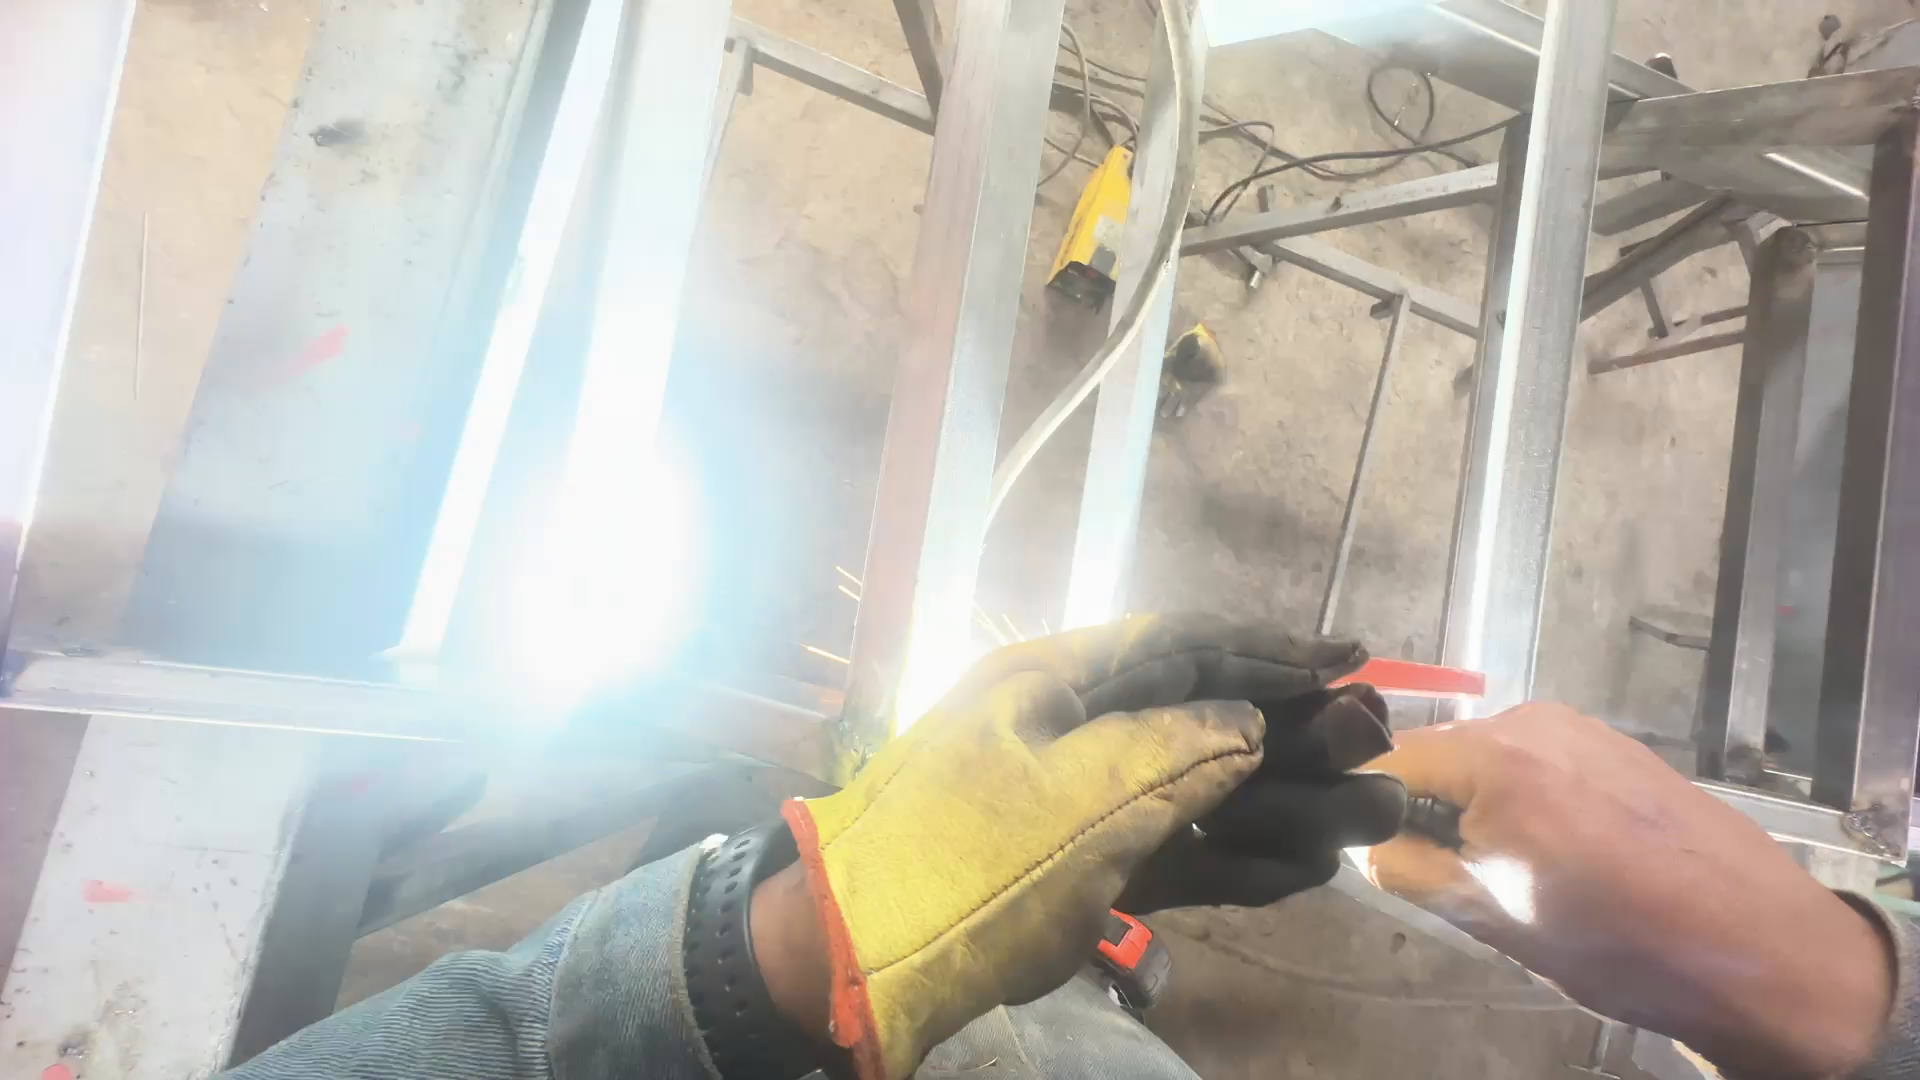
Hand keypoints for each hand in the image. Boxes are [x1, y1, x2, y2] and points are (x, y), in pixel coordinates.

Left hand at [774, 615, 1373, 1079]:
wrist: (864, 951)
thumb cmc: (967, 857)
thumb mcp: (1074, 793)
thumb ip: (1170, 749)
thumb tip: (1246, 722)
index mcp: (1053, 680)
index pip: (1176, 643)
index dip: (1262, 647)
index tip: (1341, 654)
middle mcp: (1070, 724)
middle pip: (1193, 710)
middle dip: (1283, 722)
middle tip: (1366, 730)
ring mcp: (1079, 793)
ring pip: (1191, 781)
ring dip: (1273, 793)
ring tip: (1363, 801)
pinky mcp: (1085, 856)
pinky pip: (1171, 841)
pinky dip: (1231, 851)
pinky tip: (1301, 857)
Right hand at [1365, 704, 1894, 1078]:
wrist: (1774, 956)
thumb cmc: (1619, 944)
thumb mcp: (1487, 915)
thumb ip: (1400, 865)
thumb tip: (1360, 837)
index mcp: (1490, 759)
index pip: (1382, 758)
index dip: (1369, 801)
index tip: (1385, 843)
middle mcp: (1524, 720)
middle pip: (1429, 749)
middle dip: (1421, 797)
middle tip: (1448, 856)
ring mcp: (1569, 723)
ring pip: (1475, 749)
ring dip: (1468, 791)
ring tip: (1508, 850)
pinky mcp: (1603, 737)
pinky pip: (1524, 750)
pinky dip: (1514, 784)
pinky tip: (1554, 834)